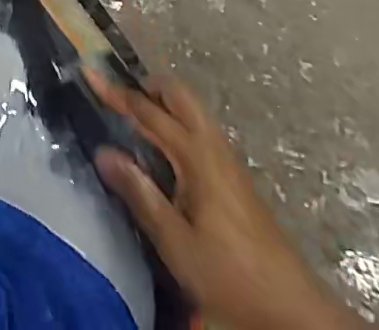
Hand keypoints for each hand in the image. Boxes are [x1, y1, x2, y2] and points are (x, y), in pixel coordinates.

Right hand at [89, 72, 361, 329]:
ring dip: (161, 103)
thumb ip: (140, 194)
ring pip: (192, 110)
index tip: (89, 73)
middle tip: (115, 94)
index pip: (149, 112)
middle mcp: (213, 145)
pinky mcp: (233, 173)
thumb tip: (104, 153)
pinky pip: (199, 128)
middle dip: (146, 86)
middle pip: (179, 95)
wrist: (289, 304)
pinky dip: (175, 121)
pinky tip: (162, 149)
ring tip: (132, 116)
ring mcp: (227, 157)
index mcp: (196, 156)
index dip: (116, 93)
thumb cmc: (227, 272)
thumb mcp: (175, 242)